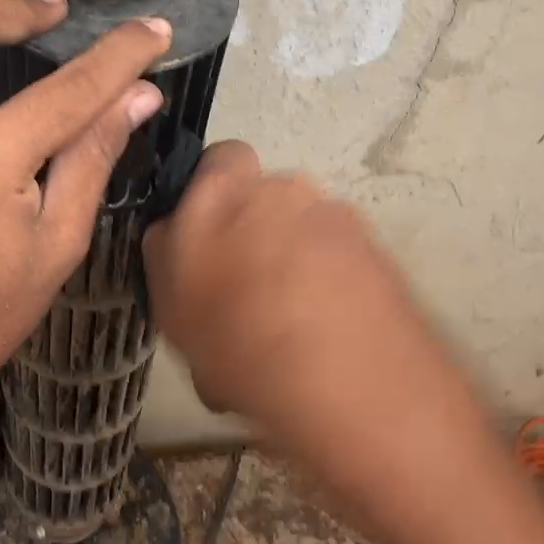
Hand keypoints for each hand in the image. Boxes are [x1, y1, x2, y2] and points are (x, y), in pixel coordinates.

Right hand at [142, 141, 433, 458]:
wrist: (350, 384)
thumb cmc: (237, 345)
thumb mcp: (170, 310)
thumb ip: (166, 257)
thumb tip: (172, 237)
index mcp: (219, 192)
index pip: (217, 159)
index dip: (212, 192)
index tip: (207, 236)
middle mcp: (280, 187)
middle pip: (263, 196)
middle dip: (255, 228)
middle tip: (244, 286)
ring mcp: (335, 215)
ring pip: (303, 225)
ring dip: (295, 254)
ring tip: (291, 319)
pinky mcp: (377, 247)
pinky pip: (340, 254)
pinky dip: (332, 278)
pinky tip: (326, 329)